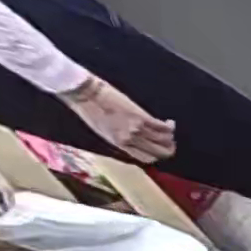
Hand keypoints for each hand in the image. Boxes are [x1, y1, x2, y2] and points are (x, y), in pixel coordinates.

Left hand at [58, 77, 176, 163]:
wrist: (80, 90)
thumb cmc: (87, 108)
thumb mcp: (102, 130)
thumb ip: (122, 139)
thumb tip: (140, 143)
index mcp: (119, 143)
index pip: (149, 159)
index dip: (157, 156)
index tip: (158, 149)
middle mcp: (130, 138)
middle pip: (162, 152)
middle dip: (169, 148)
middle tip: (169, 141)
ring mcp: (137, 128)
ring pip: (166, 140)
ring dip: (170, 136)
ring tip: (168, 129)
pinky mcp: (142, 117)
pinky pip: (164, 128)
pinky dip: (170, 126)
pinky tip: (169, 122)